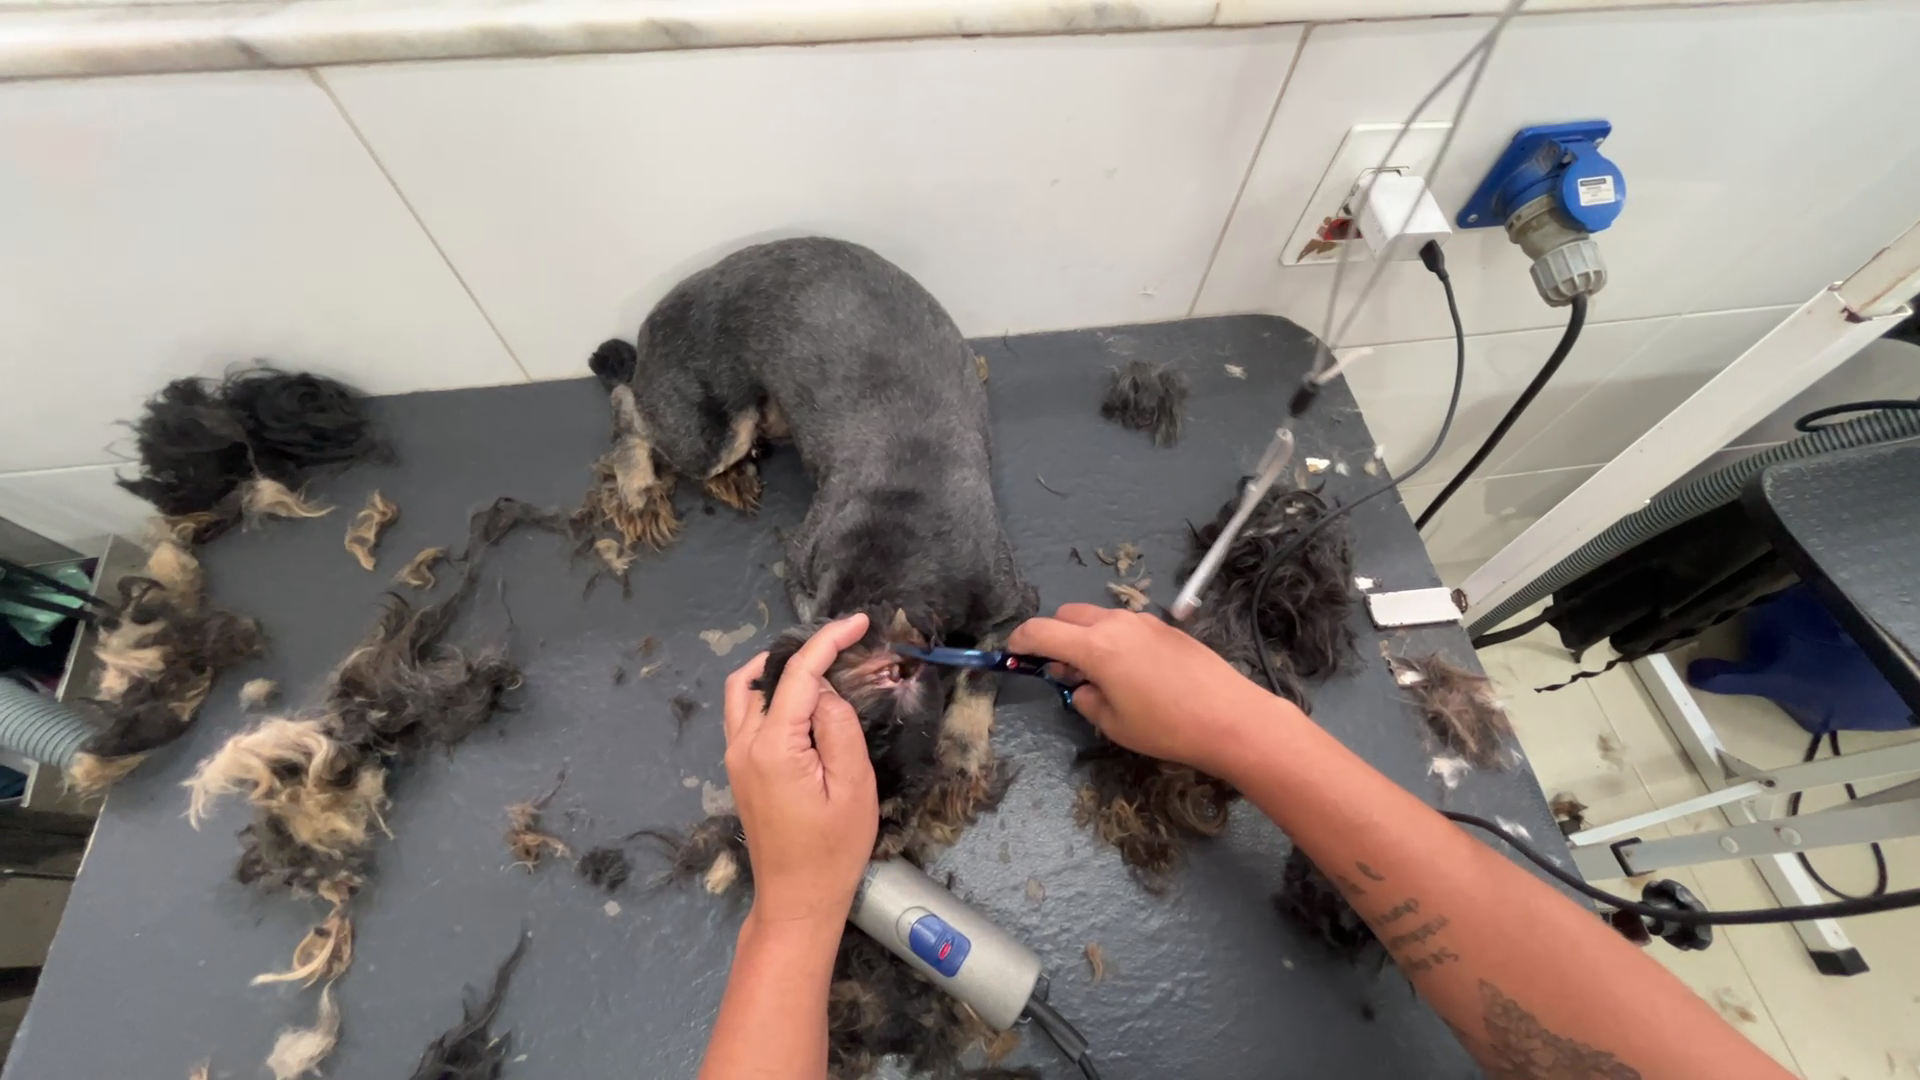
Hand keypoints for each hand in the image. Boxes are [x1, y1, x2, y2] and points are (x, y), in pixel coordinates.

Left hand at [722, 613, 878, 927]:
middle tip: (846, 647)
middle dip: (806, 651)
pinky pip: (744, 710)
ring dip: (779, 667)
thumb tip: (826, 692)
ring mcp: (735, 756)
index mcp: (773, 746)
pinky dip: (768, 689)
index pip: (798, 673)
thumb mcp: (853, 786)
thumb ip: (838, 727)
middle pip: (766, 673)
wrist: (796, 899)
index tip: (860, 621)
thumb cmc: (833, 849)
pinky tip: (799, 697)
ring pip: (745, 689)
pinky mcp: (738, 767)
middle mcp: (743, 743)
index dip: (829, 640)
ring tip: (821, 665)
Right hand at [1008, 603, 1294, 778]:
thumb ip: (1086, 698)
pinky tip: (1130, 671)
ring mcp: (1143, 621)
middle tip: (1060, 670)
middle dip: (1053, 636)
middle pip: (1067, 615)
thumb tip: (1080, 684)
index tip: (1011, 653)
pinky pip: (1123, 625)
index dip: (1019, 640)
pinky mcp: (1165, 626)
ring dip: (1084, 636)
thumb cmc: (1167, 727)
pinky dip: (1110, 638)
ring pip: (1097, 617)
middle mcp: (1116, 623)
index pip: (1040, 630)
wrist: (1232, 717)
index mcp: (1095, 646)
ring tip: (1097, 673)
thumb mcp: (1114, 724)